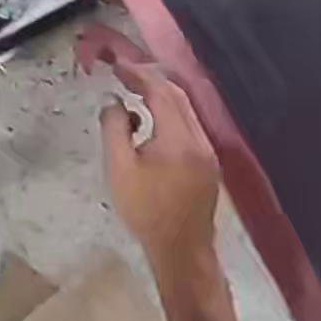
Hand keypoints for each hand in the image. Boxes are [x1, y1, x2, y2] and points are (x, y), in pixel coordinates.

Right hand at [78, 26, 221, 260]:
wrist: (182, 254)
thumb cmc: (146, 211)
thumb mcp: (119, 168)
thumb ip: (114, 127)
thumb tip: (113, 100)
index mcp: (179, 140)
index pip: (160, 92)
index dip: (137, 74)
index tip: (115, 65)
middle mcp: (200, 141)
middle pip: (177, 96)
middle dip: (149, 79)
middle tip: (122, 72)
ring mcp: (208, 152)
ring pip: (185, 108)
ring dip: (159, 94)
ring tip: (132, 89)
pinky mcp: (208, 162)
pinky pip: (188, 123)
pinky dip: (168, 111)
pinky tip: (148, 118)